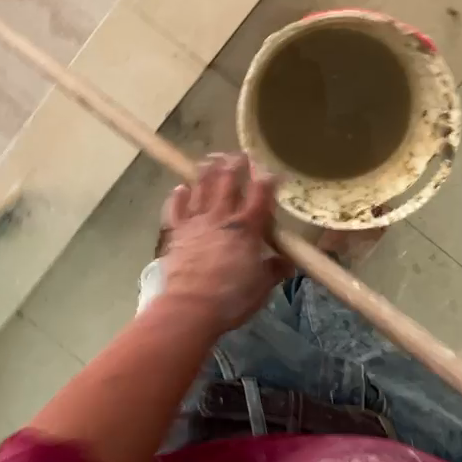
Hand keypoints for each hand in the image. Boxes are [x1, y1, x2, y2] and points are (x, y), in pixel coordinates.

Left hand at [157, 153, 286, 330]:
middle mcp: (222, 217)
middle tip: (239, 155)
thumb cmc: (231, 298)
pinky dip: (179, 195)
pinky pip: (176, 207)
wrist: (190, 307)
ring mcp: (196, 222)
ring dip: (208, 171)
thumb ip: (273, 270)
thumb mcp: (261, 287)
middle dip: (236, 165)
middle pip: (229, 182)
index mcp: (247, 228)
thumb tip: (286, 263)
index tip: (271, 171)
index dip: (267, 179)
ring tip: (212, 158)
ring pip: (202, 188)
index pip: (261, 194)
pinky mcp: (176, 232)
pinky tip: (181, 187)